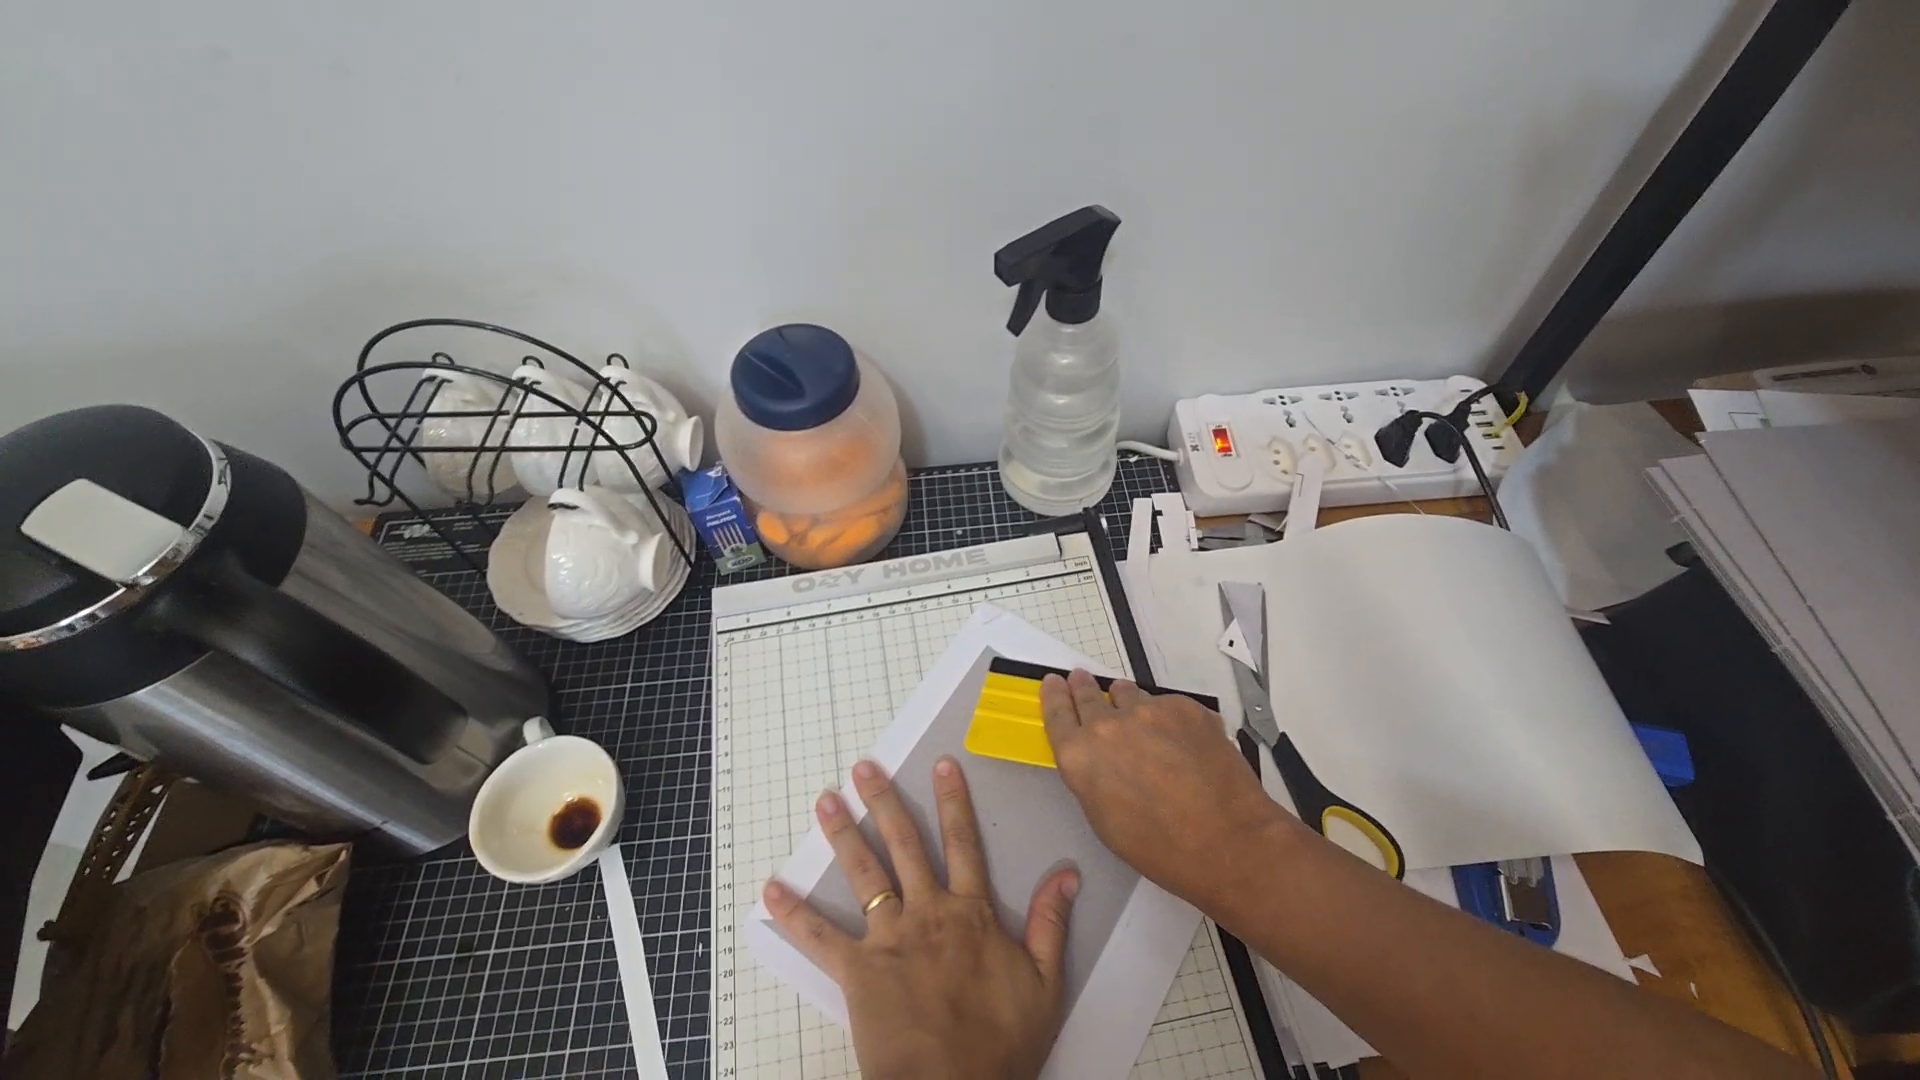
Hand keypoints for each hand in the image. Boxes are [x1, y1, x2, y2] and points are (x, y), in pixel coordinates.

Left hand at [764, 757, 1079, 1079]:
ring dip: (842, 835)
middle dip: (883, 802)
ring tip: (823, 802)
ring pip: (863, 875)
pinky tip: (771, 891)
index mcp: (970, 913)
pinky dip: (794, 914)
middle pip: (904, 845)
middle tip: (864, 768)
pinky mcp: (858, 971)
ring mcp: (889, 939)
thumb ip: (1053, 924)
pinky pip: (821, 938)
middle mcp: (926, 912)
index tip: (941, 764)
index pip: (963, 843)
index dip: (953, 801)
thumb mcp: (1045, 983)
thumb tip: (1067, 873)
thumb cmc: (1001, 1043)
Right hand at [1041, 669, 1295, 911]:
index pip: (1057, 713)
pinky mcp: (1184, 707)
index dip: (1054, 696)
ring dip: (1127, 702)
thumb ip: (1092, 777)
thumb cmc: (1162, 847)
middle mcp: (1107, 726)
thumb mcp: (1104, 819)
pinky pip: (1167, 704)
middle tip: (1083, 680)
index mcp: (1080, 757)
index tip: (1054, 683)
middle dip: (1084, 687)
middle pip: (1088, 694)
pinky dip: (1168, 716)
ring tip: (1139, 719)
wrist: (1226, 840)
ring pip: (1129, 694)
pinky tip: (1182, 742)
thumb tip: (1099, 760)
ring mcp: (1148, 711)